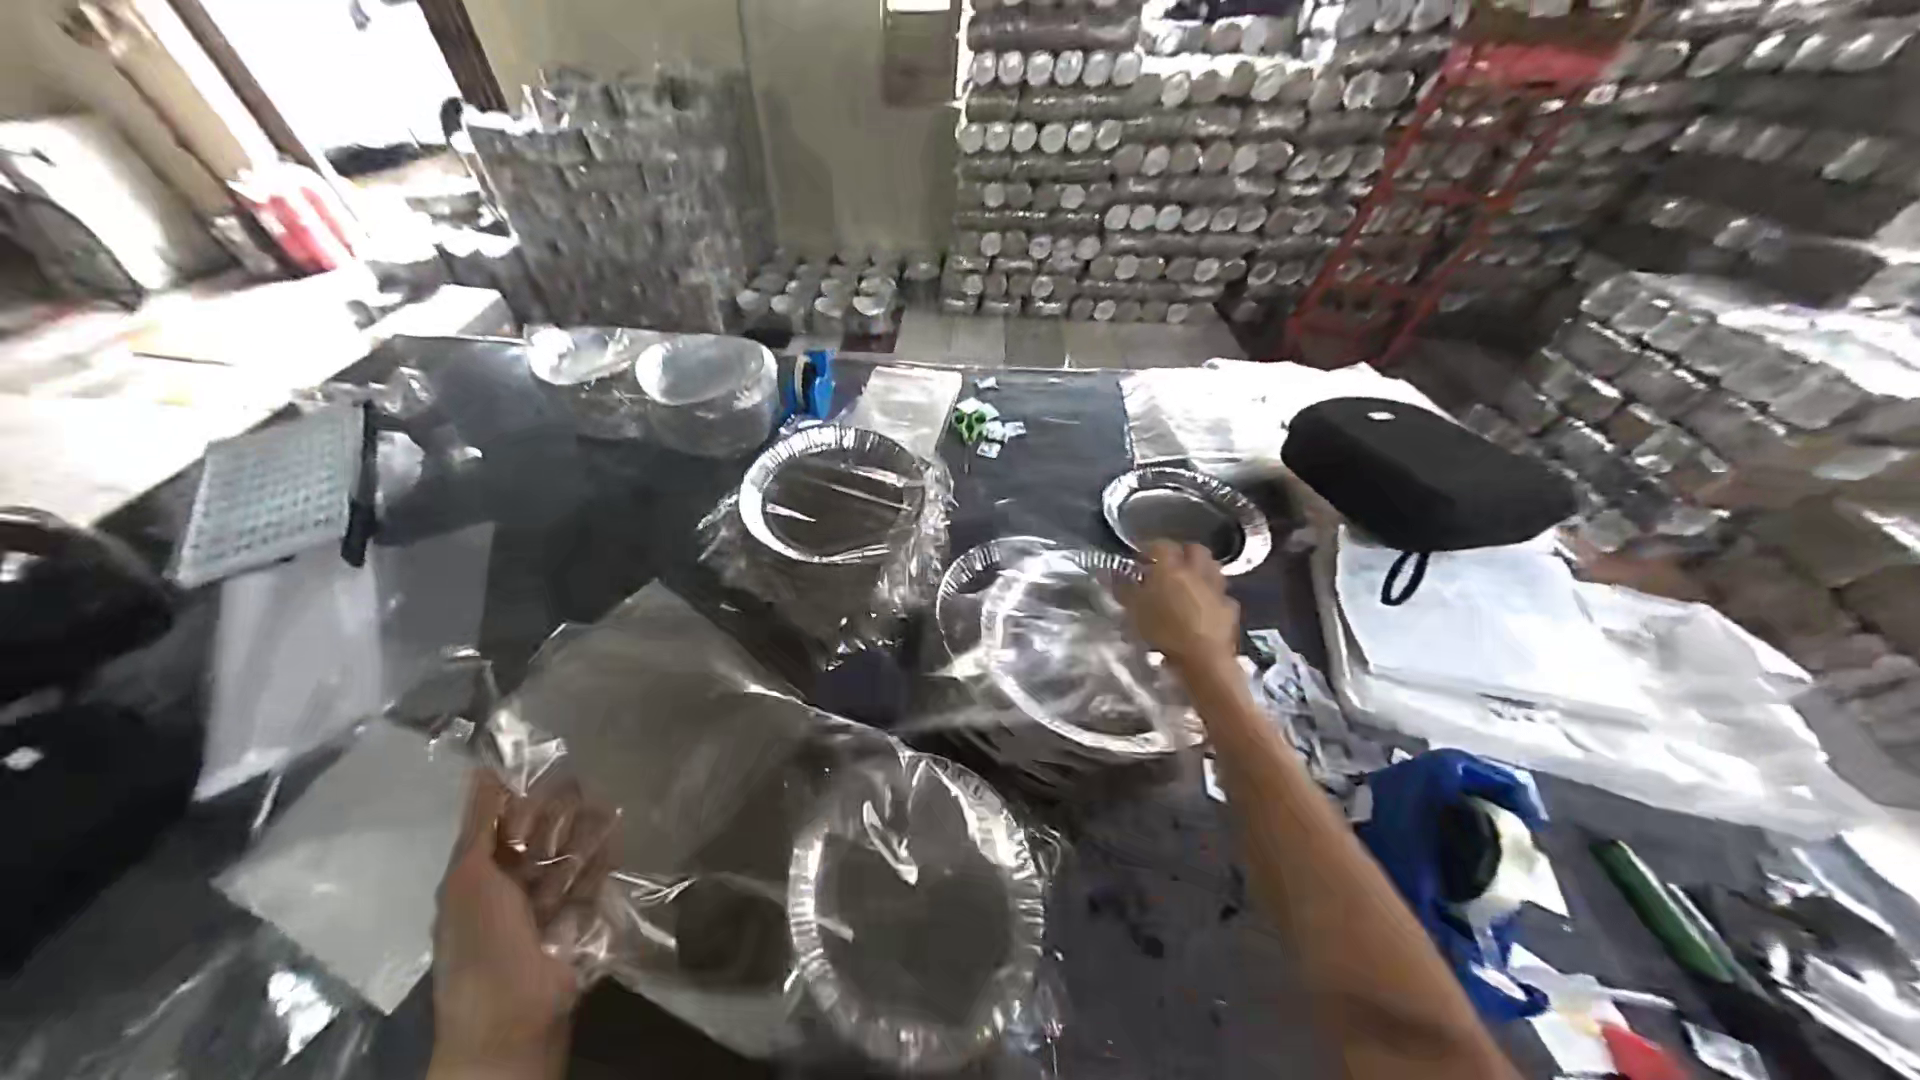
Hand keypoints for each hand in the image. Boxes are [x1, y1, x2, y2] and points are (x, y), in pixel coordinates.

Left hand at [429, 771, 615, 1079]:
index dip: (521, 800)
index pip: (502, 825)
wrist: (514, 1014)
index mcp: (477, 877)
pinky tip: (617, 834)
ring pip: (569, 854)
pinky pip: (593, 877)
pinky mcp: (580, 915)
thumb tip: (479, 769)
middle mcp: (511, 886)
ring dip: (584, 832)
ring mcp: (546, 903)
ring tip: (604, 811)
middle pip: (540, 838)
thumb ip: (479, 824)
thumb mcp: (469, 878)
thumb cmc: (482, 943)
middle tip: (579, 792)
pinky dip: (604, 856)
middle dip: (557, 814)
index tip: (544, 773)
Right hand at [1121, 540, 1240, 671]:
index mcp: (1171, 567)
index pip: (1161, 545)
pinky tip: (1205, 607)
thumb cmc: (1163, 631)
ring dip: (1201, 570)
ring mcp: (1217, 589)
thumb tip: (1108, 573)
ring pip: (1212, 568)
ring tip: (1188, 583)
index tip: (1140, 556)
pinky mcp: (1230, 608)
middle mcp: (1197, 571)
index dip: (1149, 547)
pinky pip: (1221, 595)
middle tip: (1168, 564)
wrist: (1203, 658)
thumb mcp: (1133, 610)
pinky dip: (1213, 596)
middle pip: (1194, 549)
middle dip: (1182, 552)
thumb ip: (1122, 589)